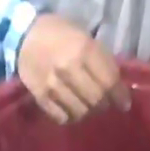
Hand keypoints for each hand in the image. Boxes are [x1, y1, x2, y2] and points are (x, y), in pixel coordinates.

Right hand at [16, 14, 131, 123]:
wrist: (24, 36)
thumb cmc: (60, 33)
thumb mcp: (85, 37)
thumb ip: (99, 59)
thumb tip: (115, 84)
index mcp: (84, 50)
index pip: (109, 81)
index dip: (119, 96)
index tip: (124, 104)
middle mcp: (69, 69)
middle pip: (96, 100)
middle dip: (104, 105)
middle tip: (104, 104)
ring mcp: (53, 85)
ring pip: (79, 111)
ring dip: (87, 112)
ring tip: (87, 107)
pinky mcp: (41, 97)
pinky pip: (61, 117)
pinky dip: (70, 117)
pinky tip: (71, 111)